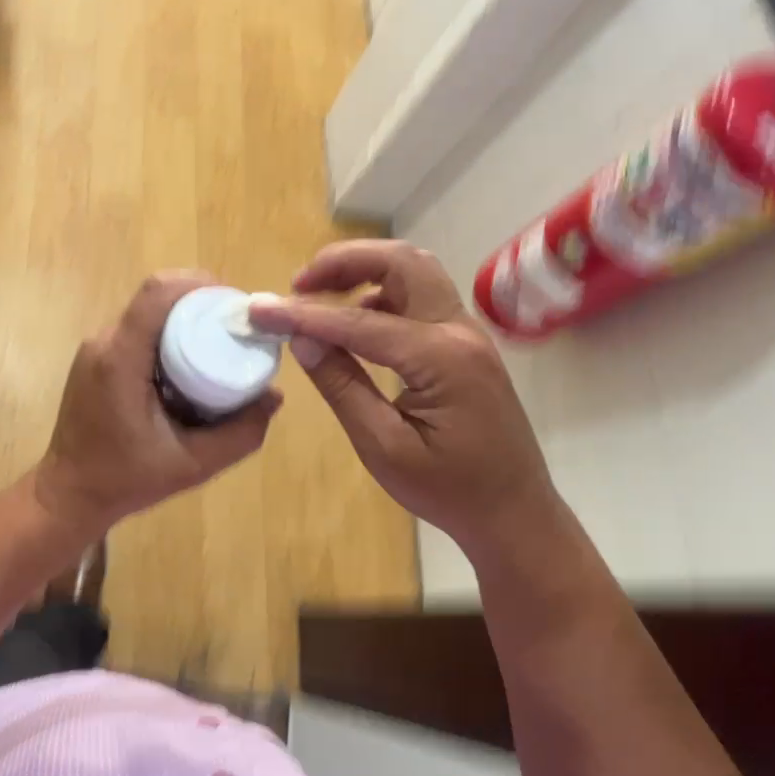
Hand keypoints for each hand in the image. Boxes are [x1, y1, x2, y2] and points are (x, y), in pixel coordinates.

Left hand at [36, 272, 282, 535]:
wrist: (70, 494)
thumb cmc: (126, 479)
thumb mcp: (192, 464)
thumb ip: (240, 433)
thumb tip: (274, 395)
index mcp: (120, 359)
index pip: (158, 294)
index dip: (201, 285)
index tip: (238, 306)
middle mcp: (103, 342)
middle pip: (156, 297)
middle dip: (202, 300)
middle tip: (238, 328)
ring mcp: (95, 349)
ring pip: (147, 311)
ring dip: (185, 316)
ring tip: (222, 342)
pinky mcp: (96, 359)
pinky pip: (138, 330)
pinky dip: (168, 333)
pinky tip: (192, 361)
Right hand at [248, 241, 555, 551]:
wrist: (515, 514)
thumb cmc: (449, 490)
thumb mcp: (383, 446)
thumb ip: (342, 386)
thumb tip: (302, 339)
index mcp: (441, 359)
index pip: (357, 321)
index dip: (302, 314)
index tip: (259, 310)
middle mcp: (459, 332)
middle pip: (401, 262)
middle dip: (344, 261)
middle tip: (299, 284)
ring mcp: (467, 334)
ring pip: (415, 271)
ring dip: (365, 270)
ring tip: (319, 294)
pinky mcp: (465, 345)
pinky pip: (422, 296)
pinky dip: (382, 291)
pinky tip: (354, 320)